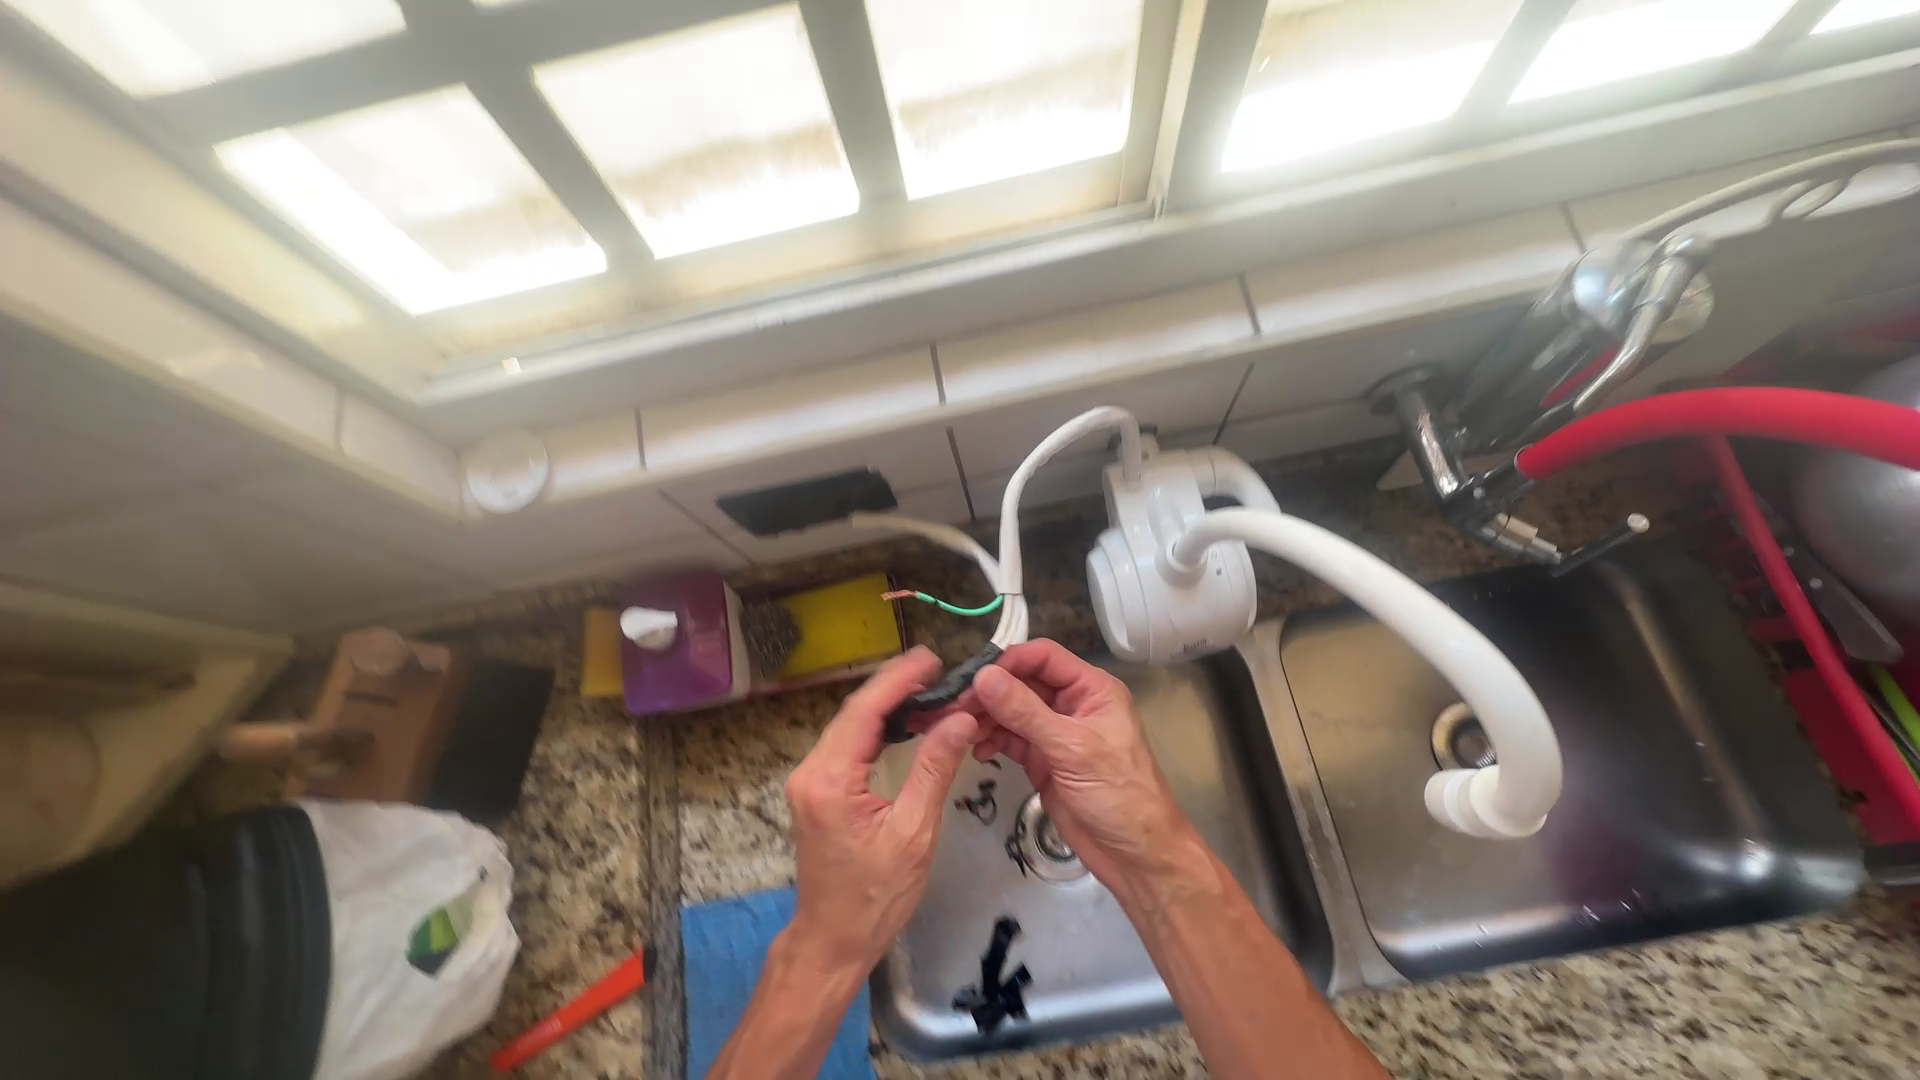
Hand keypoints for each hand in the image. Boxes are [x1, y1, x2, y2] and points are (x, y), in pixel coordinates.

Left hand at [781, 647, 978, 976]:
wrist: (832, 940)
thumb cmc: (875, 896)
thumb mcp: (914, 834)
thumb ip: (935, 770)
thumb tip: (960, 719)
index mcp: (830, 779)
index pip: (865, 711)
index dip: (898, 678)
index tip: (931, 657)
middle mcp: (811, 770)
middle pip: (855, 712)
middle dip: (896, 686)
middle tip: (939, 669)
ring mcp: (809, 779)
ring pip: (851, 726)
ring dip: (888, 705)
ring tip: (930, 688)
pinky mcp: (817, 789)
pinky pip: (848, 744)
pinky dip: (878, 728)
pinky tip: (906, 722)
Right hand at [966, 641, 1205, 902]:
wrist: (1136, 856)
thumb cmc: (1118, 795)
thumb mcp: (1071, 748)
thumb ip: (1025, 712)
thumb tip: (984, 677)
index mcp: (1092, 689)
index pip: (1044, 658)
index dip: (1009, 662)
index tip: (975, 677)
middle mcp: (1072, 704)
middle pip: (1023, 683)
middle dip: (990, 692)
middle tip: (955, 706)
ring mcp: (1056, 733)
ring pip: (1012, 711)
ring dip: (986, 717)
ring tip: (960, 729)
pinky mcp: (1042, 760)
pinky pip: (1011, 739)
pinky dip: (993, 740)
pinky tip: (978, 749)